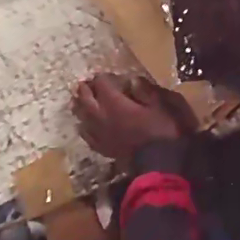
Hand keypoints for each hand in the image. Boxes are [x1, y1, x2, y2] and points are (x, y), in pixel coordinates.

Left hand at [73, 73, 192, 160]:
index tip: (103, 74)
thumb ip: (146, 91)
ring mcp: (101, 135)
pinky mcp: (104, 149)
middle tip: (83, 84)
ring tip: (77, 101)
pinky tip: (84, 126)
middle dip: (85, 90)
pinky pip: (88, 136)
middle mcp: (103, 117)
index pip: (102, 85)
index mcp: (115, 103)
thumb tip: (133, 80)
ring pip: (83, 118)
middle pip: (87, 100)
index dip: (102, 78)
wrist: (160, 165)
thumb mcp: (162, 105)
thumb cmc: (163, 131)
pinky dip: (84, 127)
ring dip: (79, 107)